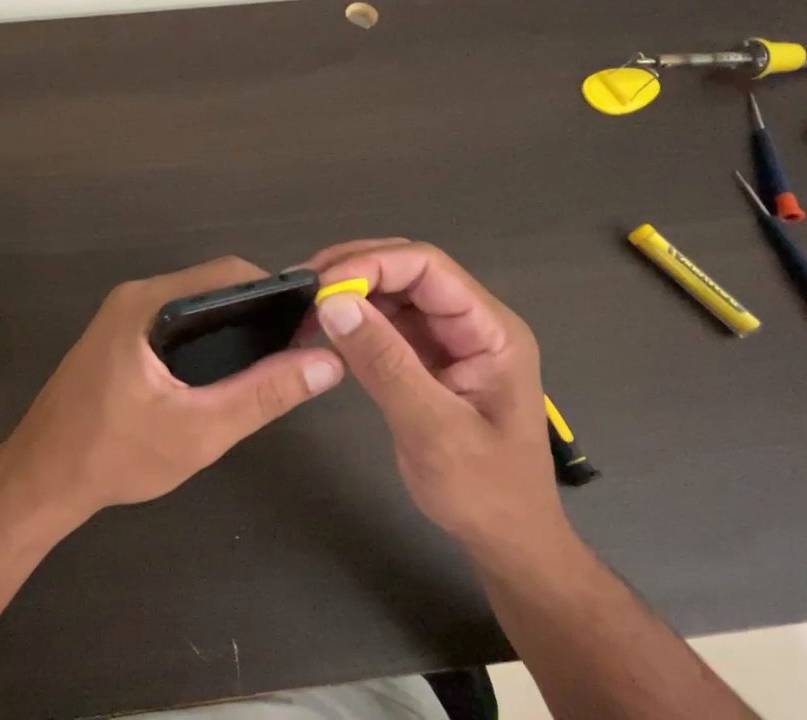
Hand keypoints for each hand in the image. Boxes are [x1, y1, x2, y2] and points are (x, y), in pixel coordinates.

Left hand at [0, 256, 344, 522]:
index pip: (229, 274)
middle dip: (259, 313)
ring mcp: (122, 318)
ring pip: (194, 308)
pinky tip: (224, 376)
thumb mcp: (200, 430)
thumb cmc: (116, 454)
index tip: (312, 324)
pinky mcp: (118, 340)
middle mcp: (134, 298)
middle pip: (212, 287)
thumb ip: (263, 394)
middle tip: (297, 351)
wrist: (41, 479)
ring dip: (232, 328)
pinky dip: (206, 341)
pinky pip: (175, 325)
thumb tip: (326, 361)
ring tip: (271, 365)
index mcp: (149, 304)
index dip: (277, 293)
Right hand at [301, 240, 564, 551]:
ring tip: (301, 308)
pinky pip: (384, 324)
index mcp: (490, 330)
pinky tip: (318, 331)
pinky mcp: (425, 360)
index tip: (319, 289)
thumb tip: (331, 302)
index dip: (371, 265)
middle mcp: (469, 323)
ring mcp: (447, 341)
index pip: (427, 266)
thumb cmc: (484, 491)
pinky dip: (350, 322)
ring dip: (346, 293)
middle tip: (300, 288)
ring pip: (391, 293)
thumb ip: (385, 363)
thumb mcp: (432, 429)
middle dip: (352, 270)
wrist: (507, 541)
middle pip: (407, 269)